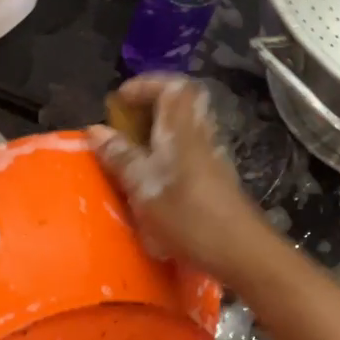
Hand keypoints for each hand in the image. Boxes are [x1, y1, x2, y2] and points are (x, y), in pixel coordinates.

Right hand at [87, 73, 272, 284]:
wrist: (244, 254)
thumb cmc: (189, 217)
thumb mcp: (143, 188)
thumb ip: (120, 157)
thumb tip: (95, 130)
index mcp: (182, 131)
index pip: (172, 86)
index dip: (144, 84)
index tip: (119, 100)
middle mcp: (199, 136)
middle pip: (181, 103)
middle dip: (148, 106)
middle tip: (122, 123)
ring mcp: (211, 158)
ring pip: (183, 128)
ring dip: (156, 131)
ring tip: (129, 151)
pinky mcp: (215, 179)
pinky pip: (186, 150)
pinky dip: (165, 153)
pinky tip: (150, 179)